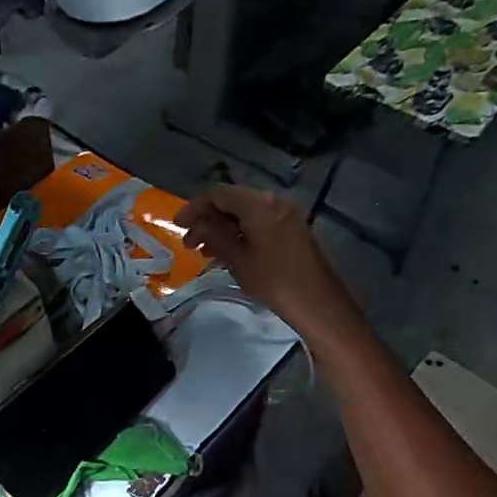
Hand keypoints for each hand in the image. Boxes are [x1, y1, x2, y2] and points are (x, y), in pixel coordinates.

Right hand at [178, 186, 360, 339]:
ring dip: (222, 228)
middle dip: (208, 219)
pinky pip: (259, 222)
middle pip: (233, 201)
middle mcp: (275, 201)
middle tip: (189, 243)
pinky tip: (227, 252)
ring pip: (245, 213)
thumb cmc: (275, 282)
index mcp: (260, 205)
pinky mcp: (292, 228)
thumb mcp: (238, 259)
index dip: (195, 207)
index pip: (219, 194)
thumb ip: (215, 235)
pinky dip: (240, 233)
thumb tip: (198, 222)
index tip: (177, 225)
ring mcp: (287, 214)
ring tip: (205, 251)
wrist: (318, 303)